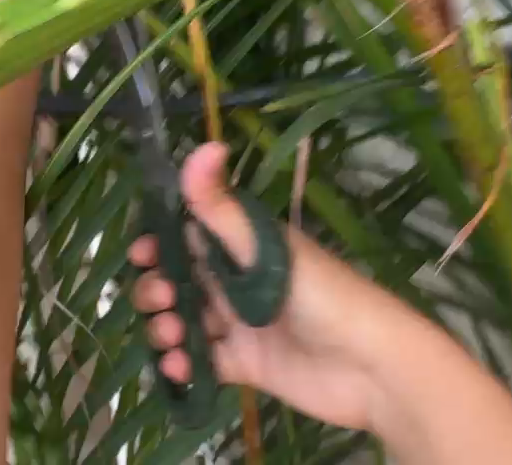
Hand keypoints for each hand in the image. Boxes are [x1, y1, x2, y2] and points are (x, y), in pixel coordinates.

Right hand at [128, 142, 430, 433]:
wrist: (372, 366)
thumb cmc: (318, 291)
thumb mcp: (261, 244)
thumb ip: (220, 202)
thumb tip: (207, 142)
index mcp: (237, 243)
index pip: (183, 234)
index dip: (156, 242)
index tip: (139, 253)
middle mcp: (232, 278)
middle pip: (176, 277)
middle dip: (155, 287)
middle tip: (161, 298)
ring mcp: (236, 321)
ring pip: (183, 317)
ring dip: (164, 325)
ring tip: (171, 336)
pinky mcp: (244, 362)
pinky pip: (202, 360)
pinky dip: (182, 365)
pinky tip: (179, 368)